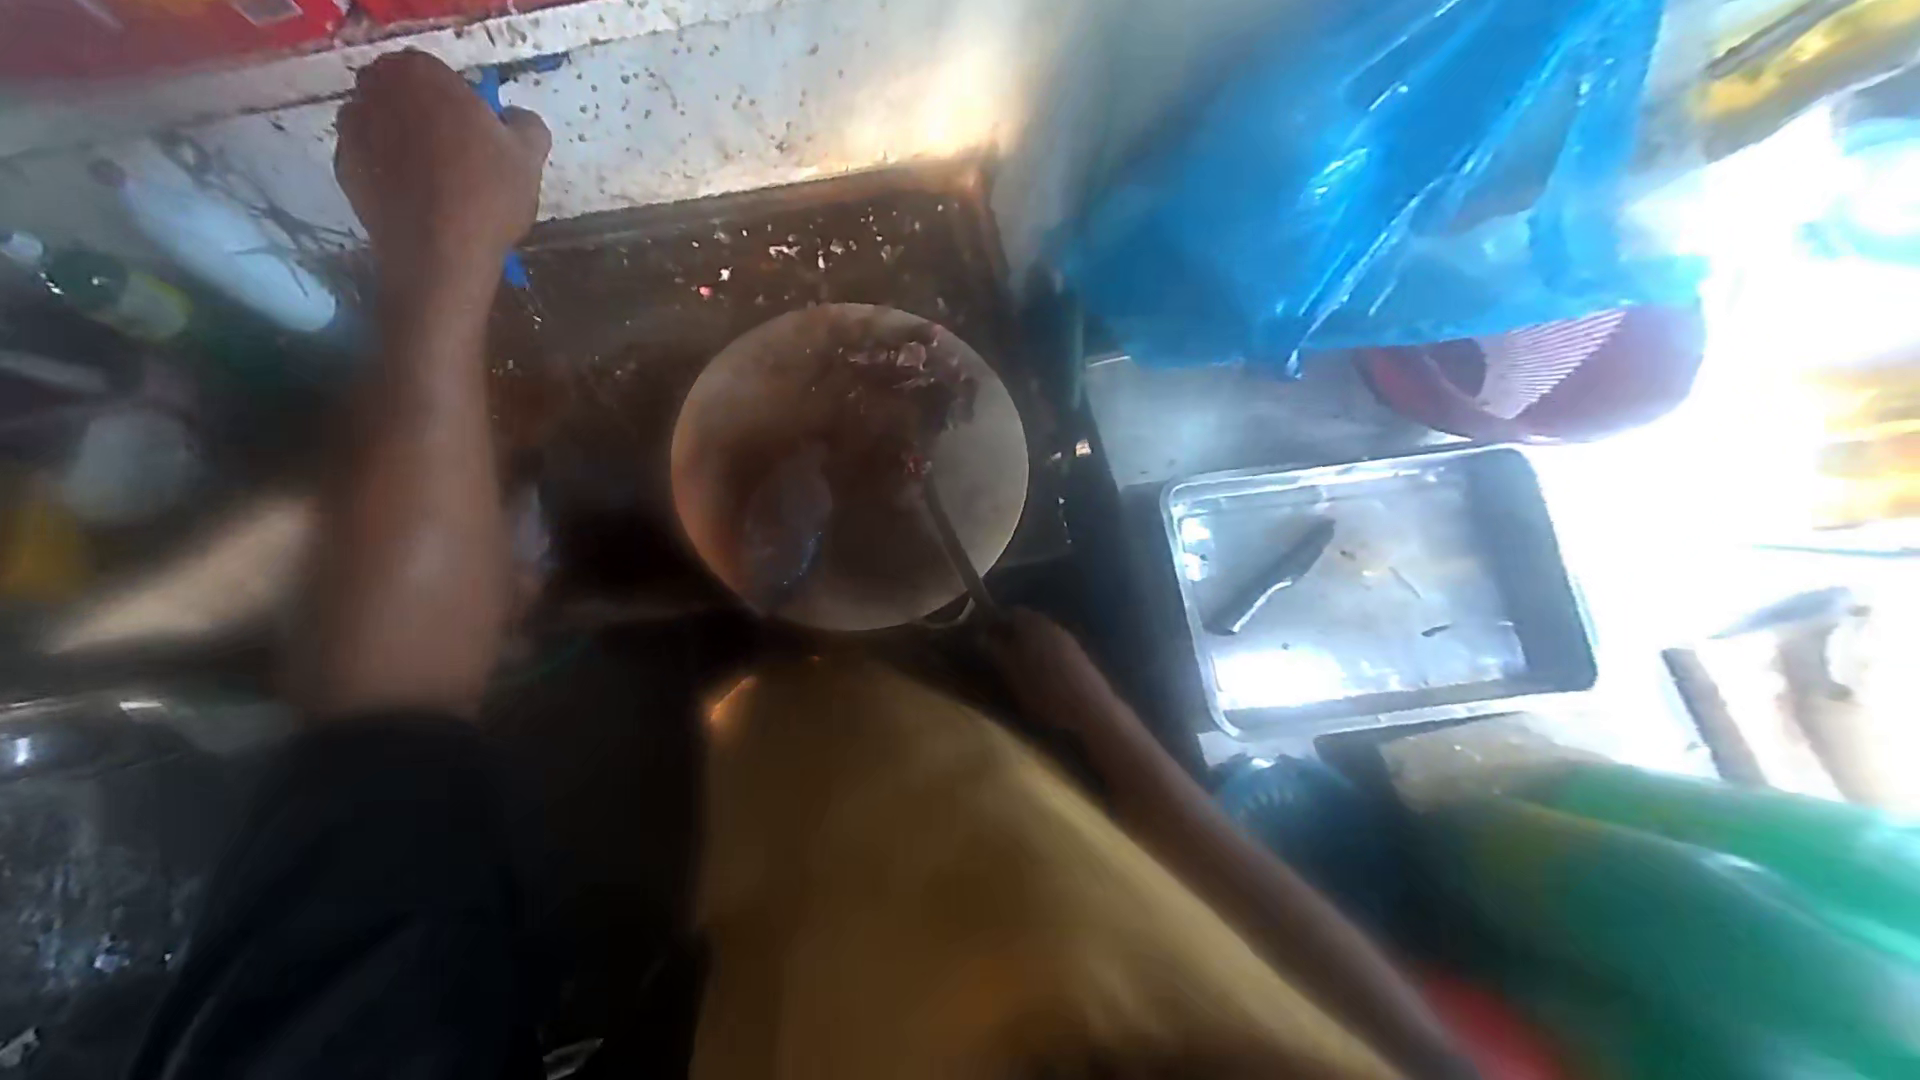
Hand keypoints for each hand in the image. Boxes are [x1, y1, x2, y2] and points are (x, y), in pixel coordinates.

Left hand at [335, 50, 550, 288]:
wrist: (440, 251)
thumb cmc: (488, 195)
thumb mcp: (530, 158)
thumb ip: (527, 125)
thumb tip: (515, 118)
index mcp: (421, 74)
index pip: (445, 77)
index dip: (468, 108)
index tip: (487, 140)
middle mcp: (375, 87)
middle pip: (411, 97)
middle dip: (435, 121)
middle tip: (468, 162)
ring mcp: (352, 125)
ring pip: (390, 126)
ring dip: (412, 146)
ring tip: (446, 188)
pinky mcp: (344, 164)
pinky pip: (376, 160)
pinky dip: (395, 174)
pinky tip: (425, 202)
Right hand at [986, 609, 1149, 746]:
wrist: (1090, 708)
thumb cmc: (1043, 688)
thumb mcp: (1010, 670)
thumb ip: (993, 648)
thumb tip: (978, 634)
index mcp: (1031, 623)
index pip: (1007, 611)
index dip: (991, 620)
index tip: (979, 634)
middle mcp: (1049, 624)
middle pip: (1024, 621)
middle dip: (1007, 631)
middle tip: (992, 649)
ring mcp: (1066, 638)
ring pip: (1038, 634)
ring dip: (1024, 643)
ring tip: (1011, 663)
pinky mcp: (1077, 654)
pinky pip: (1050, 646)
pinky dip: (1039, 653)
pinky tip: (1035, 671)